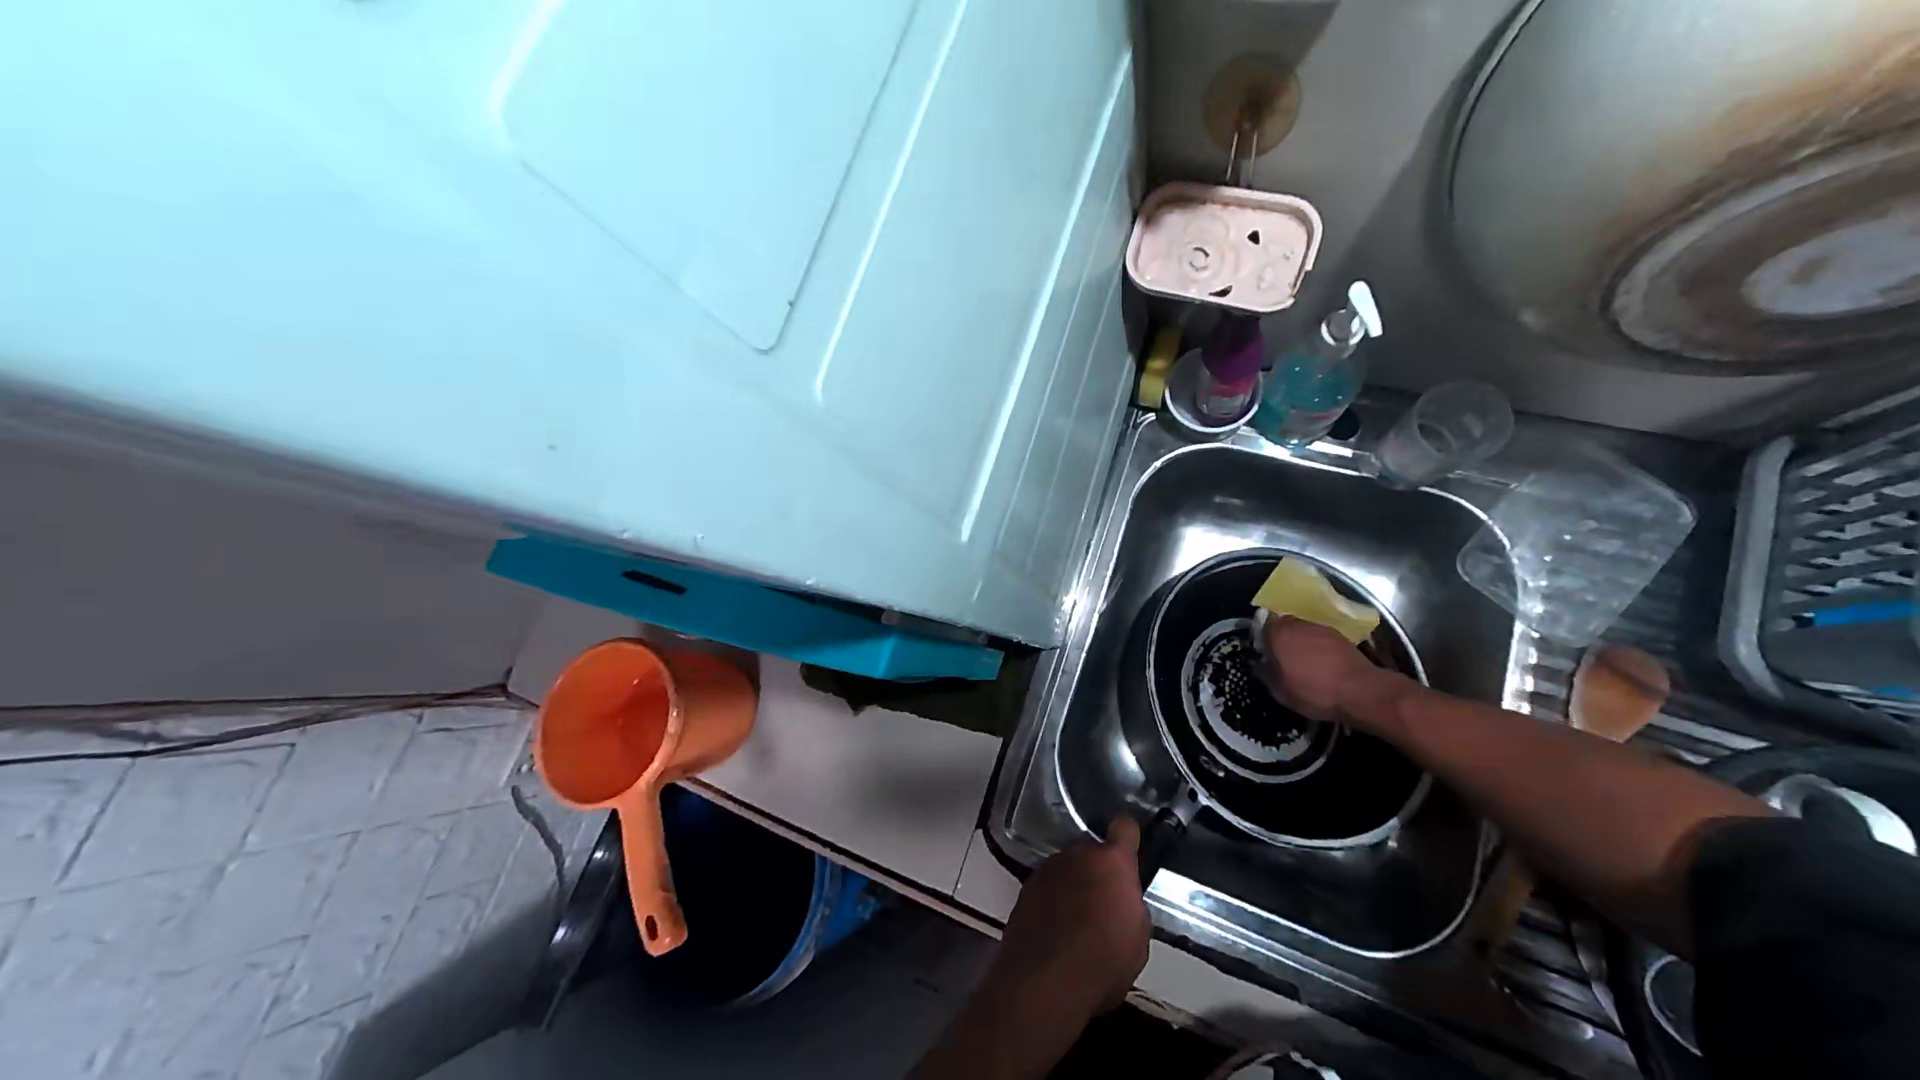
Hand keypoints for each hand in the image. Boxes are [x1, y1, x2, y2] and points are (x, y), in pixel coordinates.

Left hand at [989, 815, 1150, 1017]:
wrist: (1045, 980)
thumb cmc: (1104, 960)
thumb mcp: (1139, 938)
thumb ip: (1132, 906)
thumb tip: (1122, 901)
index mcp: (1112, 862)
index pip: (1124, 828)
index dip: (1128, 836)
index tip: (1129, 849)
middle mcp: (1077, 855)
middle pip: (1091, 852)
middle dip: (1098, 870)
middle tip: (1104, 902)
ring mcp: (1047, 870)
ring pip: (1067, 869)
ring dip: (1073, 884)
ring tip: (1077, 921)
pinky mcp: (1025, 889)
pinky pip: (1047, 887)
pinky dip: (1053, 900)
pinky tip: (1056, 929)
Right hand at [1261, 615, 1395, 728]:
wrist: (1361, 691)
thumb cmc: (1313, 691)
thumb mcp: (1280, 691)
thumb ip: (1266, 674)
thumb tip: (1261, 665)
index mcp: (1278, 634)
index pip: (1261, 626)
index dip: (1261, 640)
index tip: (1263, 654)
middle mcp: (1297, 624)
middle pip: (1283, 625)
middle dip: (1281, 638)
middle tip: (1282, 658)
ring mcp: (1321, 628)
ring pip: (1303, 631)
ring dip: (1300, 642)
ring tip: (1304, 662)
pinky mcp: (1340, 636)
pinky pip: (1320, 638)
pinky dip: (1318, 647)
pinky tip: (1322, 664)